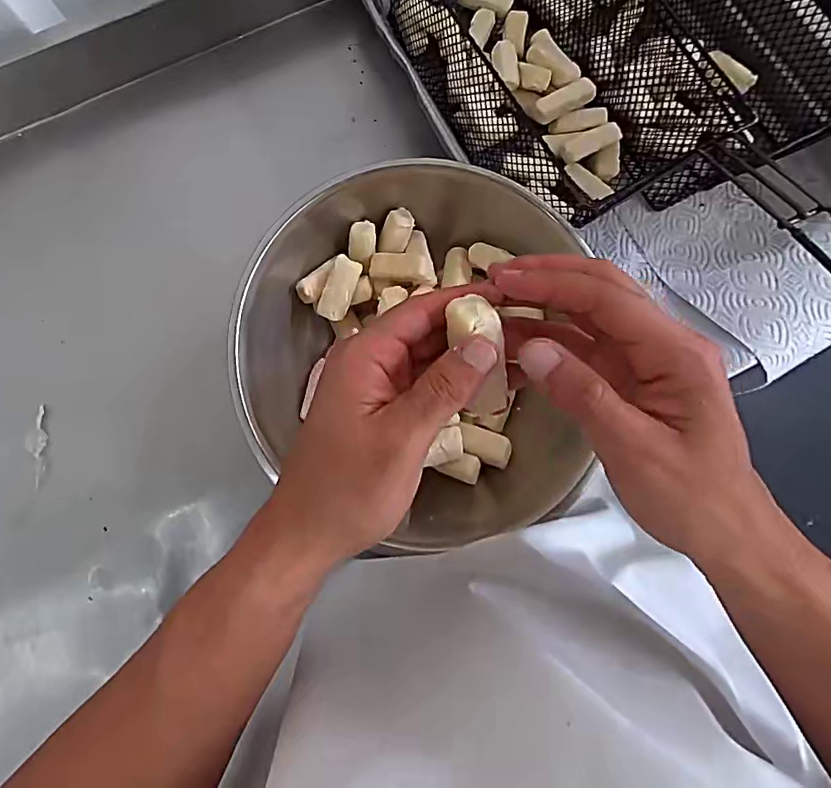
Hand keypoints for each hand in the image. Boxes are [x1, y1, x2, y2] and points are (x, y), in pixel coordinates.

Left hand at [258, 286, 501, 569]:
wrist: (307, 535)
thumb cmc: (347, 490)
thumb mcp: (401, 437)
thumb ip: (443, 388)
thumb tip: (483, 342)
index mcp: (364, 354)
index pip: (419, 310)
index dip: (464, 298)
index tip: (507, 295)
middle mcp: (368, 360)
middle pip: (426, 330)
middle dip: (473, 326)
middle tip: (523, 327)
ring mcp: (376, 384)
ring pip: (429, 356)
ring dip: (468, 355)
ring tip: (517, 352)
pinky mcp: (384, 408)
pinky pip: (424, 383)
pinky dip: (455, 382)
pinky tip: (489, 384)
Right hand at [490, 256, 783, 562]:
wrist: (726, 532)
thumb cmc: (694, 497)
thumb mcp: (635, 450)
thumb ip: (583, 395)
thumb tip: (532, 350)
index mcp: (676, 352)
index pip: (606, 297)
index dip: (551, 281)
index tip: (505, 278)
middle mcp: (662, 344)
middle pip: (600, 290)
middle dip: (546, 277)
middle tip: (496, 278)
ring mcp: (645, 359)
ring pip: (587, 315)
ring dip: (542, 308)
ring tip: (495, 309)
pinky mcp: (628, 378)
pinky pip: (583, 347)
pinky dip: (547, 342)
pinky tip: (514, 349)